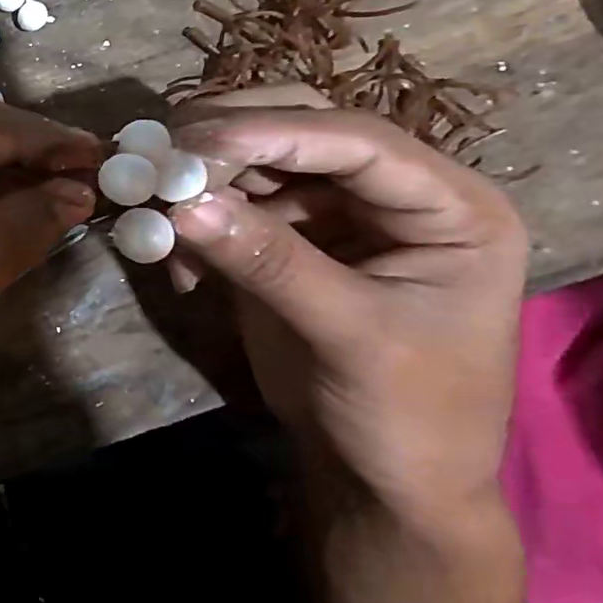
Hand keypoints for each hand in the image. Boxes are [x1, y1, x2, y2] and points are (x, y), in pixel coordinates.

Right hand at [164, 101, 527, 527]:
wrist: (381, 477)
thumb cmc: (406, 414)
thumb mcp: (349, 336)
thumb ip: (269, 262)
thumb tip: (181, 205)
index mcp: (447, 205)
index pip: (356, 140)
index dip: (273, 132)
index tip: (192, 143)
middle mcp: (388, 192)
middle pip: (301, 125)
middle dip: (228, 137)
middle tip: (162, 156)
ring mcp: (331, 211)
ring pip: (254, 158)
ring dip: (199, 177)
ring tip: (155, 206)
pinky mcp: (284, 235)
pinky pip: (228, 202)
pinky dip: (193, 219)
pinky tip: (175, 260)